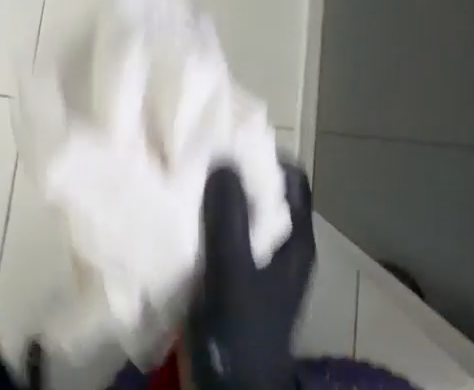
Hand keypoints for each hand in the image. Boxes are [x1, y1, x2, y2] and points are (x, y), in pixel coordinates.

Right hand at [184, 164, 314, 389]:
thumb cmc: (239, 333)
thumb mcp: (233, 273)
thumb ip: (229, 220)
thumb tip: (224, 160)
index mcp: (295, 243)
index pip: (292, 180)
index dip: (267, 156)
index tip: (230, 140)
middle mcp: (282, 250)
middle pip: (265, 195)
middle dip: (235, 174)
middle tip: (198, 154)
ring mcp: (260, 270)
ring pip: (242, 218)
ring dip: (216, 201)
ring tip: (183, 180)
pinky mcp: (236, 287)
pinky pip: (223, 243)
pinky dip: (205, 228)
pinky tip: (177, 222)